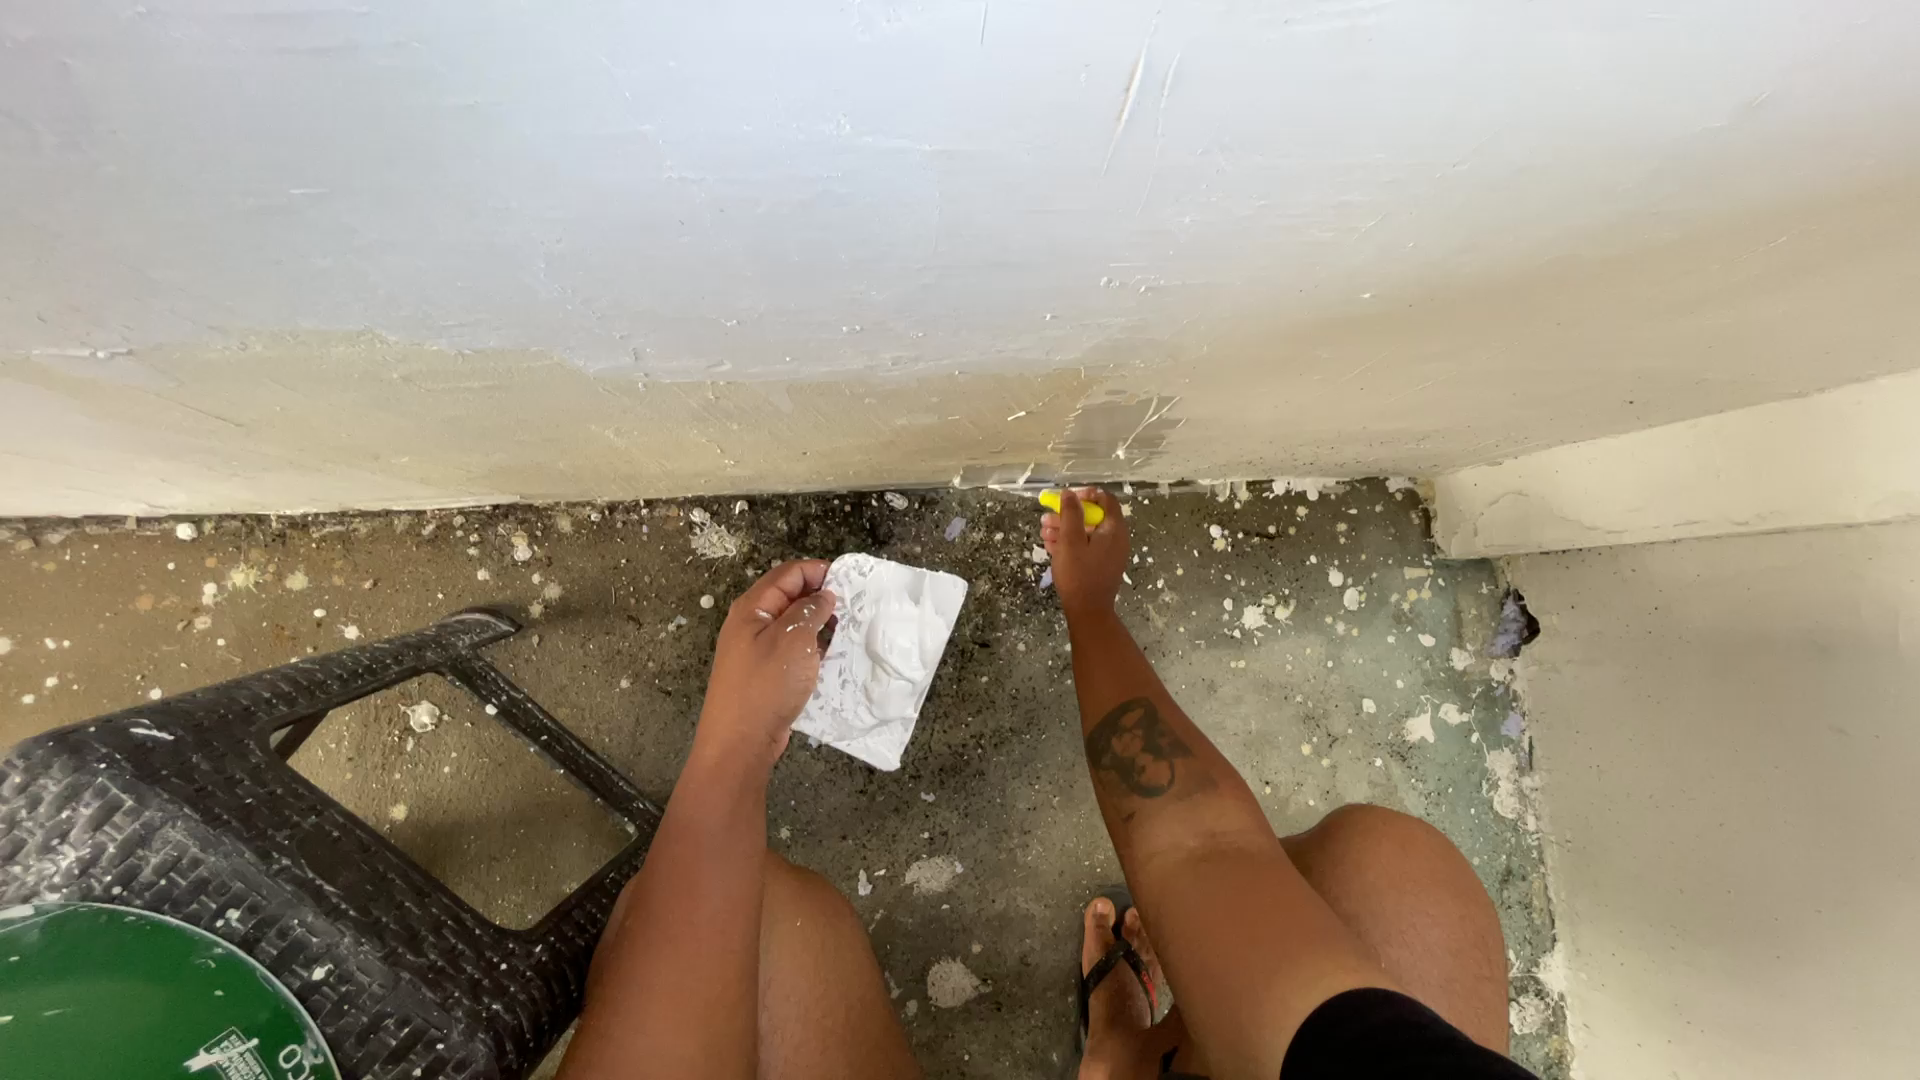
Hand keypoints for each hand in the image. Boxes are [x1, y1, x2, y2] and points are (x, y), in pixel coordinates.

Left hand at [695, 559, 837, 768]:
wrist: (740, 742)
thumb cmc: (766, 686)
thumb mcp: (793, 640)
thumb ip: (810, 610)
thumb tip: (824, 594)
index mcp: (753, 608)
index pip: (788, 573)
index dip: (818, 570)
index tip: (849, 581)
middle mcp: (752, 623)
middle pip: (790, 595)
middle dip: (820, 595)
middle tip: (852, 605)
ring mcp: (758, 648)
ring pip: (793, 623)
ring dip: (818, 622)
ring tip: (846, 628)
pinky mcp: (767, 671)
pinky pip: (793, 647)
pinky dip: (812, 645)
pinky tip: (831, 654)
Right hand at [1040, 487, 1128, 619]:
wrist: (1088, 612)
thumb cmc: (1079, 574)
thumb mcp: (1071, 541)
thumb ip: (1071, 514)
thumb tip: (1070, 493)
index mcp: (1114, 529)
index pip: (1105, 499)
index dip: (1085, 494)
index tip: (1066, 498)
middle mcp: (1116, 538)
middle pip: (1092, 516)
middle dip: (1067, 515)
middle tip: (1046, 518)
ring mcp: (1110, 553)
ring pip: (1087, 532)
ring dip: (1065, 530)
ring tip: (1044, 533)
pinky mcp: (1101, 565)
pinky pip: (1087, 547)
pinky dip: (1070, 544)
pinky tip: (1051, 547)